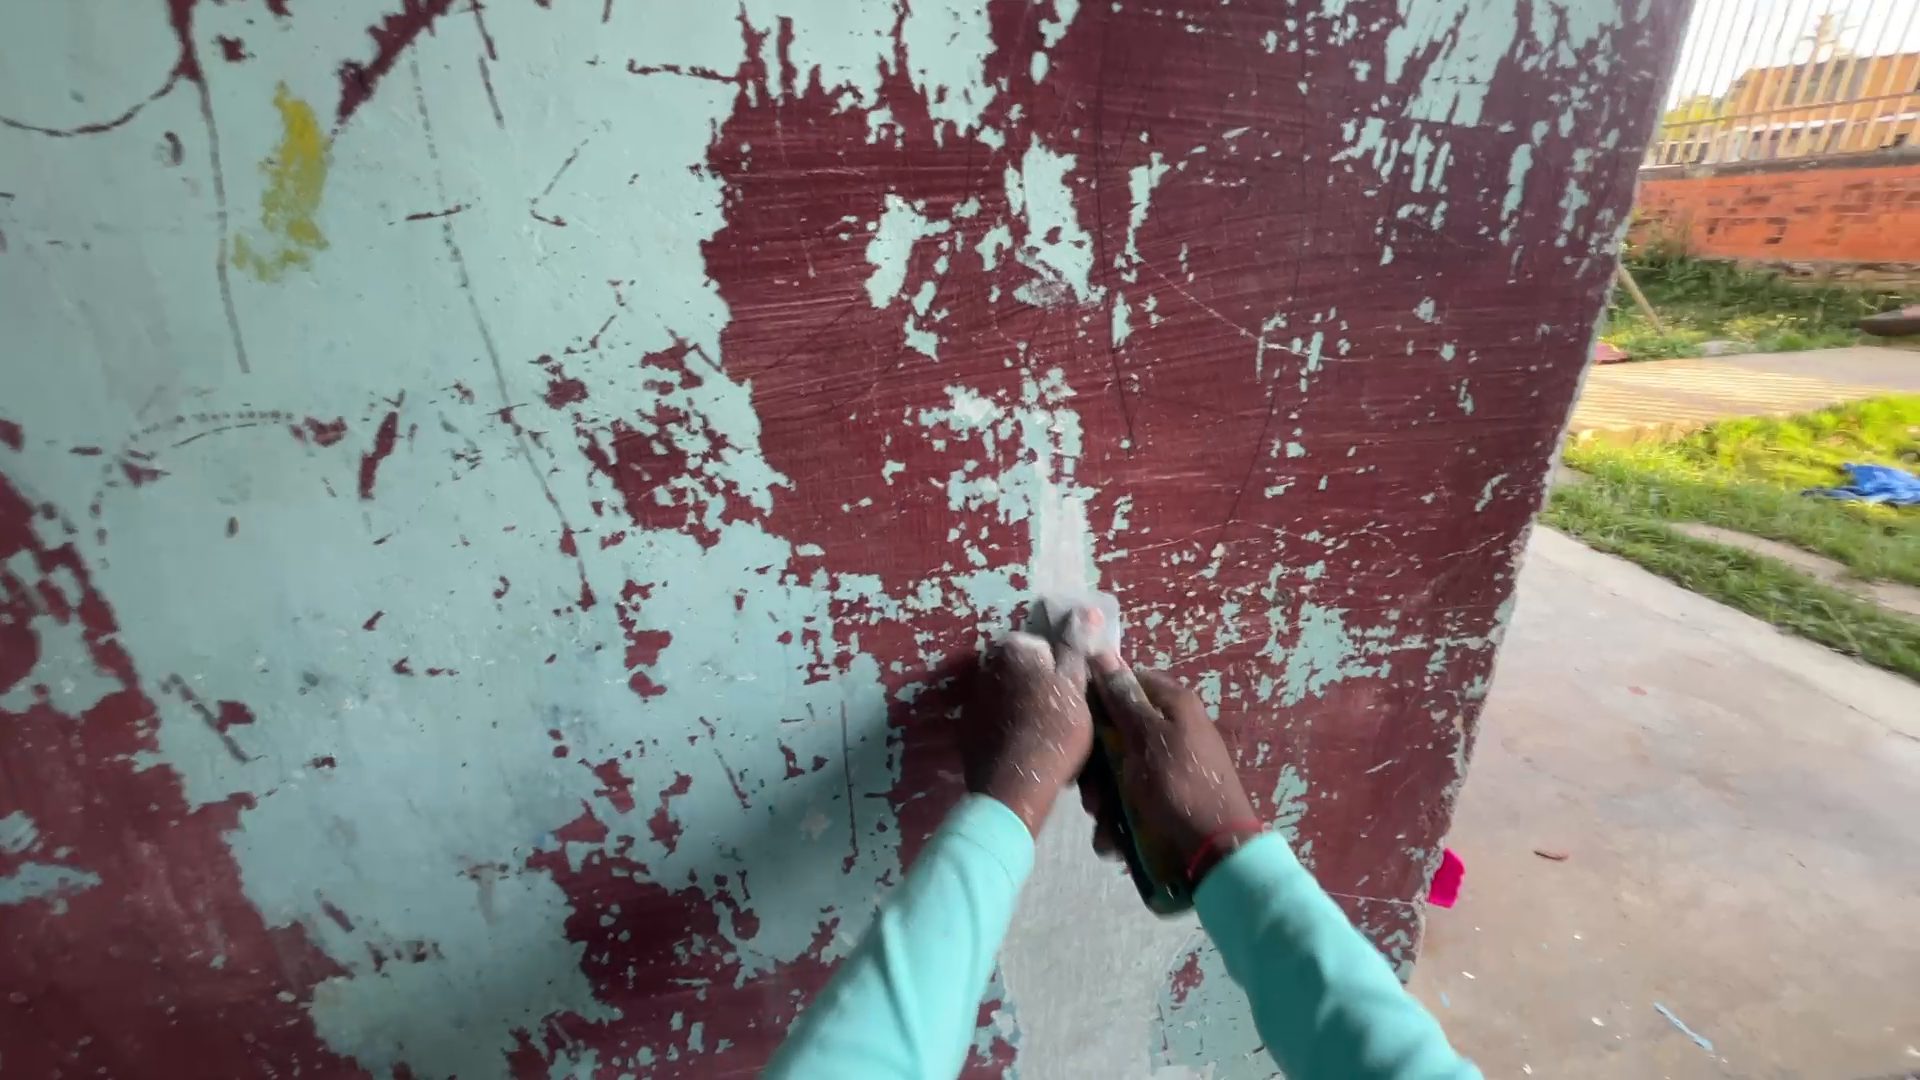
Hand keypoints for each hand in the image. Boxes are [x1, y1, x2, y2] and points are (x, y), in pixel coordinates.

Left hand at [963, 633, 1095, 836]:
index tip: (1074, 697)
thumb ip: (1076, 644)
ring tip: (1047, 738)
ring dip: (1027, 708)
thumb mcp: (1074, 684)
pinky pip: (997, 719)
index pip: (1046, 647)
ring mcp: (973, 697)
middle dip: (1043, 687)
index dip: (1064, 671)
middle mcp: (986, 666)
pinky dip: (1010, 728)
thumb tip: (1086, 608)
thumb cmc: (1053, 730)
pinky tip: (1025, 749)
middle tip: (1064, 719)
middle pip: (1026, 670)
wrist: (1014, 787)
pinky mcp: (968, 727)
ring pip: (1011, 695)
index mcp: (1012, 649)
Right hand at [1082, 660, 1259, 883]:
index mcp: (1172, 704)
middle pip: (1116, 730)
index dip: (1097, 702)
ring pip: (1118, 768)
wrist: (1216, 854)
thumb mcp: (1145, 737)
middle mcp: (1171, 728)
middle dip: (1096, 765)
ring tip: (1102, 821)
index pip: (1125, 683)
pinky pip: (1131, 796)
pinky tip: (1113, 837)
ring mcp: (1168, 765)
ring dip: (1103, 797)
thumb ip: (1122, 697)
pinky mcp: (1165, 796)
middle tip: (1087, 791)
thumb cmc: (1178, 785)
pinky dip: (1118, 817)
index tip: (1078, 726)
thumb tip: (1103, 652)